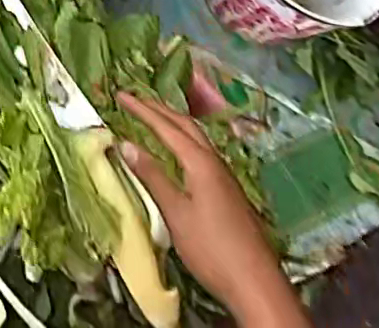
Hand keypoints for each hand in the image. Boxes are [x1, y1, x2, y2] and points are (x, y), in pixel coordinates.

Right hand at [116, 93, 309, 327]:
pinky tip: (179, 149)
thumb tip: (125, 144)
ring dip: (173, 120)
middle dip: (159, 108)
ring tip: (154, 115)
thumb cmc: (212, 249)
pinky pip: (201, 148)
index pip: (166, 126)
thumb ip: (152, 177)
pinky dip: (183, 137)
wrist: (257, 283)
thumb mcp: (176, 213)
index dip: (142, 109)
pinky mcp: (228, 188)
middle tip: (135, 98)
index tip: (121, 95)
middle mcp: (213, 160)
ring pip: (195, 135)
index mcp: (199, 161)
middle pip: (184, 123)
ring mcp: (224, 174)